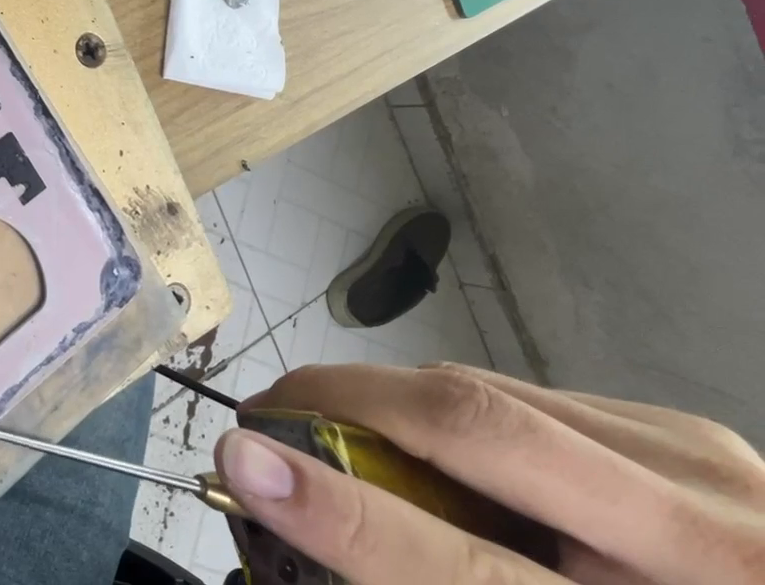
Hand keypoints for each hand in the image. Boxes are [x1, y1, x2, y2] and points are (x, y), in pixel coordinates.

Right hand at [213, 363, 764, 583]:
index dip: (344, 515)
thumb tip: (281, 493)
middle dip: (341, 401)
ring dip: (386, 401)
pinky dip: (446, 408)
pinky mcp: (688, 428)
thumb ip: (414, 569)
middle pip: (475, 424)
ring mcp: (707, 465)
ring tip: (333, 429)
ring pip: (486, 389)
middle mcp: (718, 538)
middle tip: (263, 416)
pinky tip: (436, 446)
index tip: (240, 461)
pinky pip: (519, 392)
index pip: (469, 571)